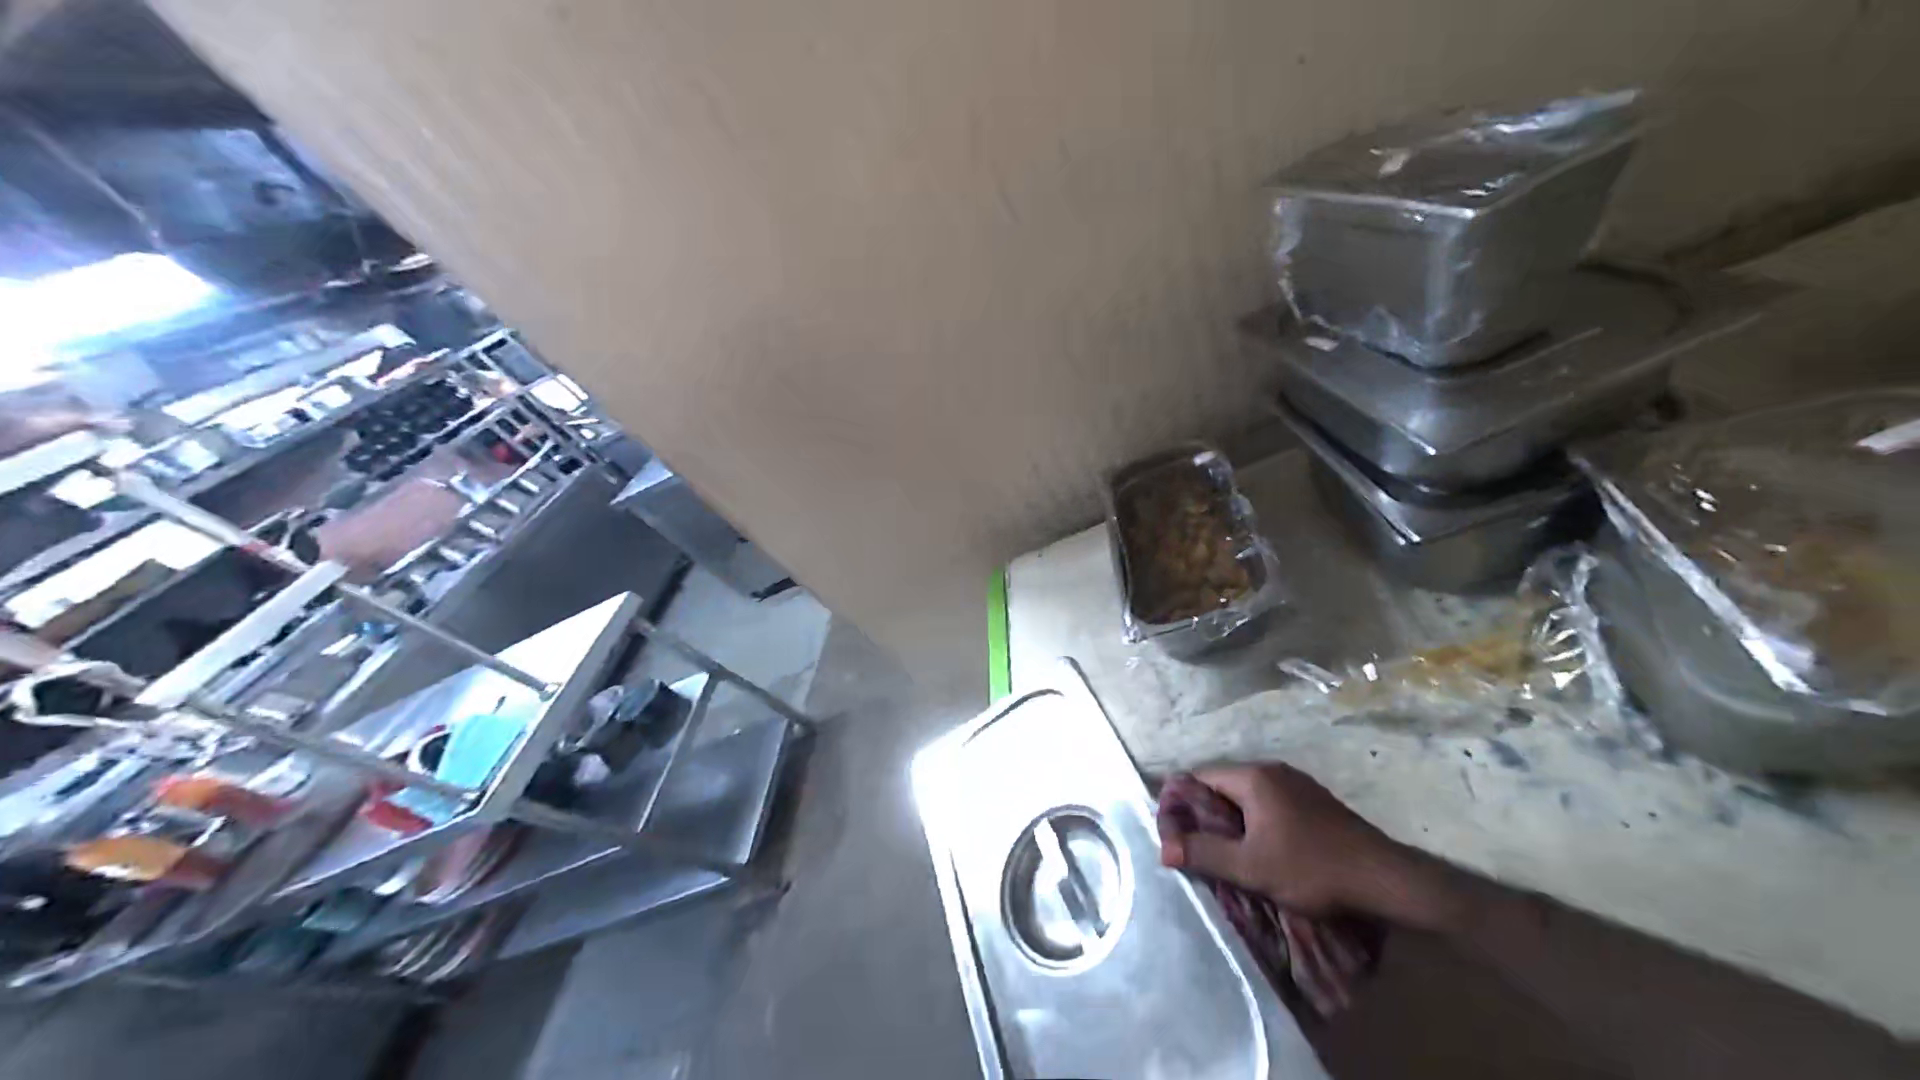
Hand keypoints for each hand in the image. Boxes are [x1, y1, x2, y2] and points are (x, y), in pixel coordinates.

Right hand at [1159, 763, 1472, 930]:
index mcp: (1253, 777)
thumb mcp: (1251, 867)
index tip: (1175, 835)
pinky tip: (1262, 849)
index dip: (1180, 805)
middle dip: (1205, 814)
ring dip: (1232, 820)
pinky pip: (1269, 803)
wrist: (1387, 881)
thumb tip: (1163, 849)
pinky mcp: (1315, 802)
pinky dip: (1256, 822)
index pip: (1198, 778)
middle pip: (1222, 785)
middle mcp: (1272, 770)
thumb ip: (1204, 853)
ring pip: (1247, 796)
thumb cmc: (1313, 869)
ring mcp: (1297, 784)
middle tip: (1198, 848)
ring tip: (1227, 853)